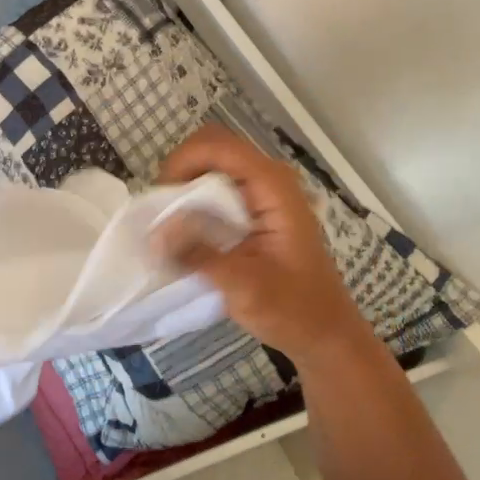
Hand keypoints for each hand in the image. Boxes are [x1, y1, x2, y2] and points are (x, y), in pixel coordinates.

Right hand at [154, 126, 369, 365]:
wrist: (324, 333)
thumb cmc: (293, 309)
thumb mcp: (244, 286)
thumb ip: (200, 254)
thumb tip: (155, 231)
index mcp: (274, 189)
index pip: (220, 147)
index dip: (183, 161)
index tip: (162, 196)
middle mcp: (270, 180)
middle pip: (213, 147)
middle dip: (180, 169)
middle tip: (163, 207)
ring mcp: (263, 193)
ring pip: (212, 165)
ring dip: (185, 185)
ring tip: (170, 222)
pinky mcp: (255, 209)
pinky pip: (217, 187)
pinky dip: (194, 199)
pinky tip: (186, 231)